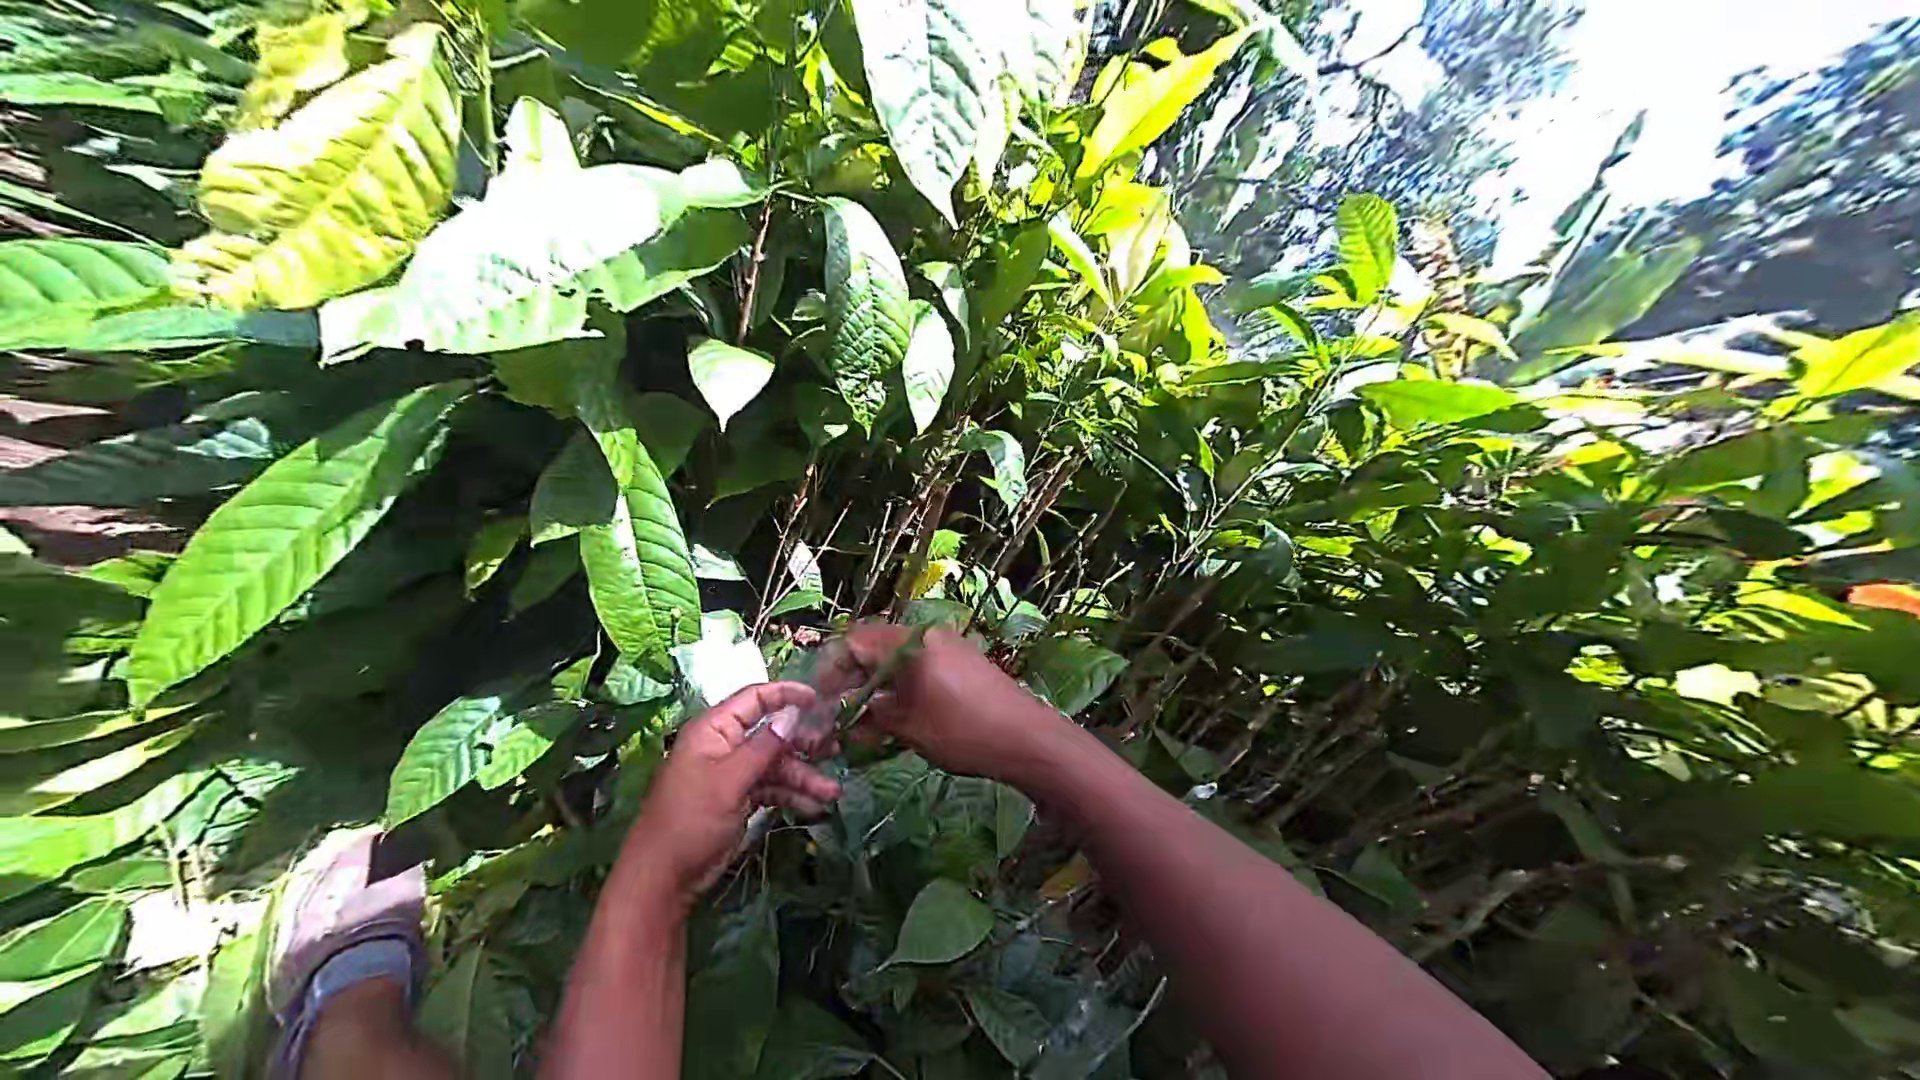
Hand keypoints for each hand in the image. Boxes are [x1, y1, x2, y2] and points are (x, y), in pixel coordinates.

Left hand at [627, 682, 841, 906]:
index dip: (786, 694)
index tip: (818, 698)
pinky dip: (792, 795)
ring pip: (777, 764)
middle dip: (803, 742)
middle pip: (772, 733)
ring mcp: (734, 773)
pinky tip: (814, 806)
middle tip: (833, 749)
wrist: (663, 879)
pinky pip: (772, 787)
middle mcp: (726, 745)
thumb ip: (764, 746)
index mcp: (714, 730)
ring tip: (832, 792)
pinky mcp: (740, 797)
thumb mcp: (730, 780)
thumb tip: (793, 714)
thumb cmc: (690, 821)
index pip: (755, 699)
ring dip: (804, 776)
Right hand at [821, 623, 1072, 784]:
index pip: (854, 642)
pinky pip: (920, 663)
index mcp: (909, 644)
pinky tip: (897, 712)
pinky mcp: (961, 659)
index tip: (821, 699)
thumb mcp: (909, 727)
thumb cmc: (963, 731)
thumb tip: (842, 717)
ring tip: (866, 718)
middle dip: (853, 677)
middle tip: (840, 711)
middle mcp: (925, 635)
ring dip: (877, 683)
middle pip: (874, 646)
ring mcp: (946, 644)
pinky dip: (902, 683)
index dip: (832, 669)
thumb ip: (871, 716)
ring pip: (897, 657)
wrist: (1027, 737)